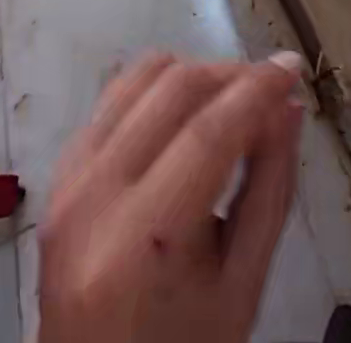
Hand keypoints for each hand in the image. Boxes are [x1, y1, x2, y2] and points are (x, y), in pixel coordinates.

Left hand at [38, 53, 306, 342]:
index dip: (257, 89)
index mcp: (142, 241)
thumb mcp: (243, 283)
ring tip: (232, 99)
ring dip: (195, 74)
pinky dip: (158, 90)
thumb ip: (270, 187)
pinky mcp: (59, 171)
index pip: (208, 133)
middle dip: (230, 75)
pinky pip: (114, 98)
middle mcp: (94, 195)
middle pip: (172, 91)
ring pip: (140, 78)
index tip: (291, 68)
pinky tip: (186, 114)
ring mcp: (67, 179)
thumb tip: (287, 106)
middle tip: (269, 88)